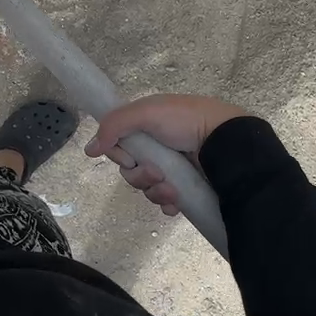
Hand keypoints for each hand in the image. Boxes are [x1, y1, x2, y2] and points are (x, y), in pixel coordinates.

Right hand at [85, 93, 248, 215]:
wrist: (226, 142)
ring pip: (146, 187)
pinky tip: (176, 202)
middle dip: (139, 176)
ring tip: (172, 189)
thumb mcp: (145, 112)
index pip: (118, 146)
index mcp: (145, 127)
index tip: (127, 158)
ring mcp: (172, 169)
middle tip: (156, 173)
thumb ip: (113, 127)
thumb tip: (89, 150)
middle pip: (130, 170)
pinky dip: (167, 203)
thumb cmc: (184, 120)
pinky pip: (165, 202)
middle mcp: (156, 148)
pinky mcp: (186, 188)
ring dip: (154, 191)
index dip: (118, 155)